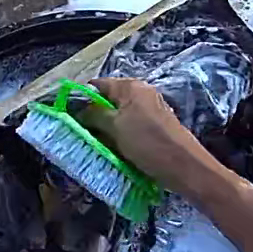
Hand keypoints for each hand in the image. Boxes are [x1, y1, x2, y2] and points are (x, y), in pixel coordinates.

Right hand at [80, 78, 218, 194]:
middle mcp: (141, 93)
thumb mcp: (115, 127)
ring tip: (94, 144)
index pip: (96, 85)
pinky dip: (119, 136)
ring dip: (106, 129)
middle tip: (79, 134)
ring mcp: (149, 109)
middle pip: (108, 101)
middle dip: (93, 116)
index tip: (68, 117)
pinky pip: (129, 126)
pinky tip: (113, 150)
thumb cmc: (148, 143)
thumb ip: (94, 114)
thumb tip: (79, 109)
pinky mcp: (155, 125)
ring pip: (118, 116)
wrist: (184, 166)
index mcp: (131, 87)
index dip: (81, 99)